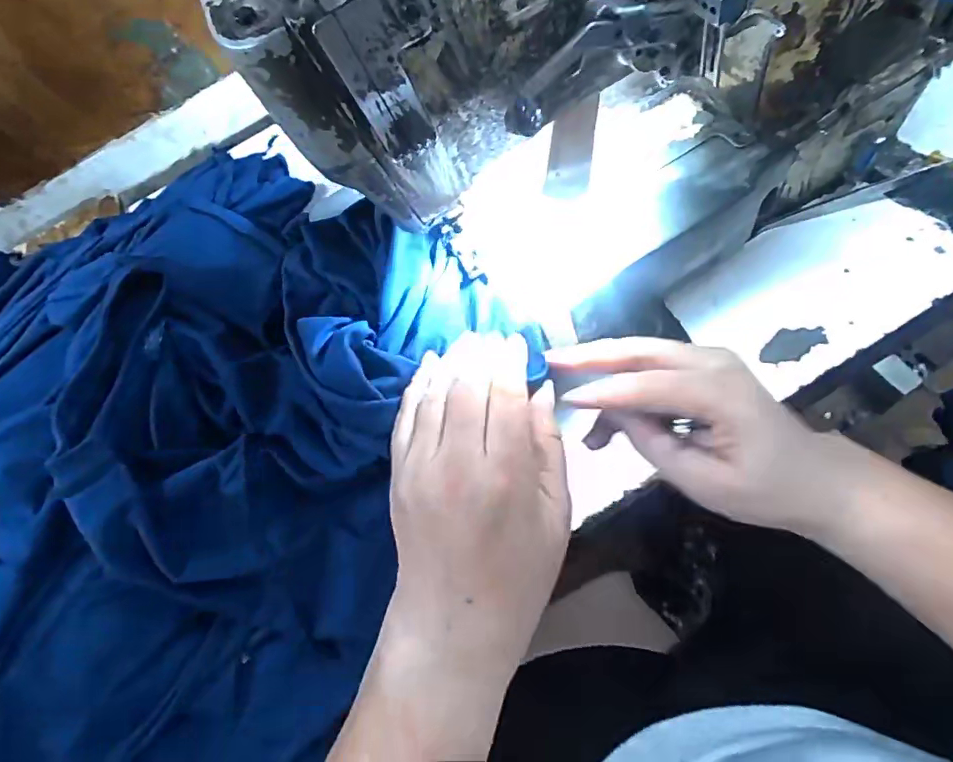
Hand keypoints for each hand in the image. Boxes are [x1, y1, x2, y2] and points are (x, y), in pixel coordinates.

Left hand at [386, 332, 569, 666]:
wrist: (453, 617)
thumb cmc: (519, 572)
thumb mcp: (555, 515)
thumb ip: (549, 448)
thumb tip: (539, 391)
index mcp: (504, 473)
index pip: (504, 394)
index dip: (509, 360)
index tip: (515, 340)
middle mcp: (456, 461)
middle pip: (466, 385)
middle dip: (480, 353)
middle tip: (491, 335)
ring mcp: (419, 465)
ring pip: (434, 393)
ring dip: (450, 361)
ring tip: (466, 342)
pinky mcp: (397, 472)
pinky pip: (406, 415)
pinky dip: (419, 385)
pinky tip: (431, 366)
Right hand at [548, 338, 870, 534]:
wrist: (817, 478)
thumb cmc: (765, 490)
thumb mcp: (704, 482)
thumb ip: (653, 445)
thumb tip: (612, 415)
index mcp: (718, 391)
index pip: (646, 385)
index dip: (602, 391)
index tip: (563, 397)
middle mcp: (711, 360)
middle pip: (638, 350)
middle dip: (591, 355)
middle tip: (549, 359)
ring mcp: (708, 357)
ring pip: (641, 351)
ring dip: (603, 366)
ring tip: (569, 388)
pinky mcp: (703, 363)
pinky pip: (653, 362)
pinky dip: (624, 377)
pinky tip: (606, 407)